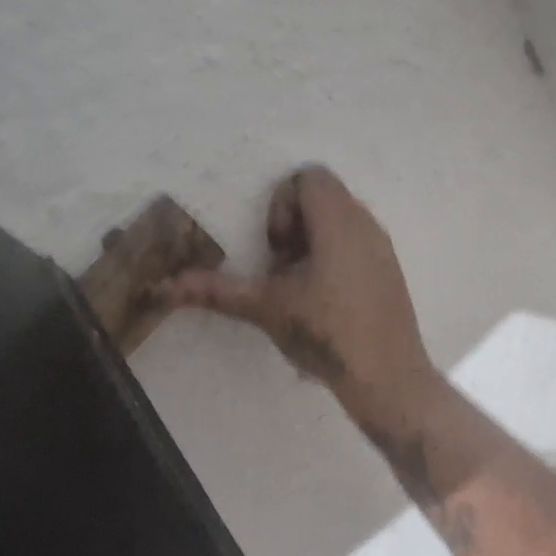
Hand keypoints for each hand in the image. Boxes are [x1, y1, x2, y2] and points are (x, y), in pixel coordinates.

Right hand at [158, 165, 442, 427]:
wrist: (388, 378)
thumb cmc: (327, 334)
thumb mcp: (267, 309)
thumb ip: (217, 291)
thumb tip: (164, 287)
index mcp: (339, 220)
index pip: (307, 177)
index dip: (281, 206)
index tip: (277, 251)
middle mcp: (367, 225)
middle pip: (322, 199)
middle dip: (292, 229)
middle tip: (284, 274)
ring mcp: (384, 250)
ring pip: (339, 226)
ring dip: (311, 249)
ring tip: (302, 293)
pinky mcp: (391, 275)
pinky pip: (357, 249)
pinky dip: (334, 264)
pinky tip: (327, 308)